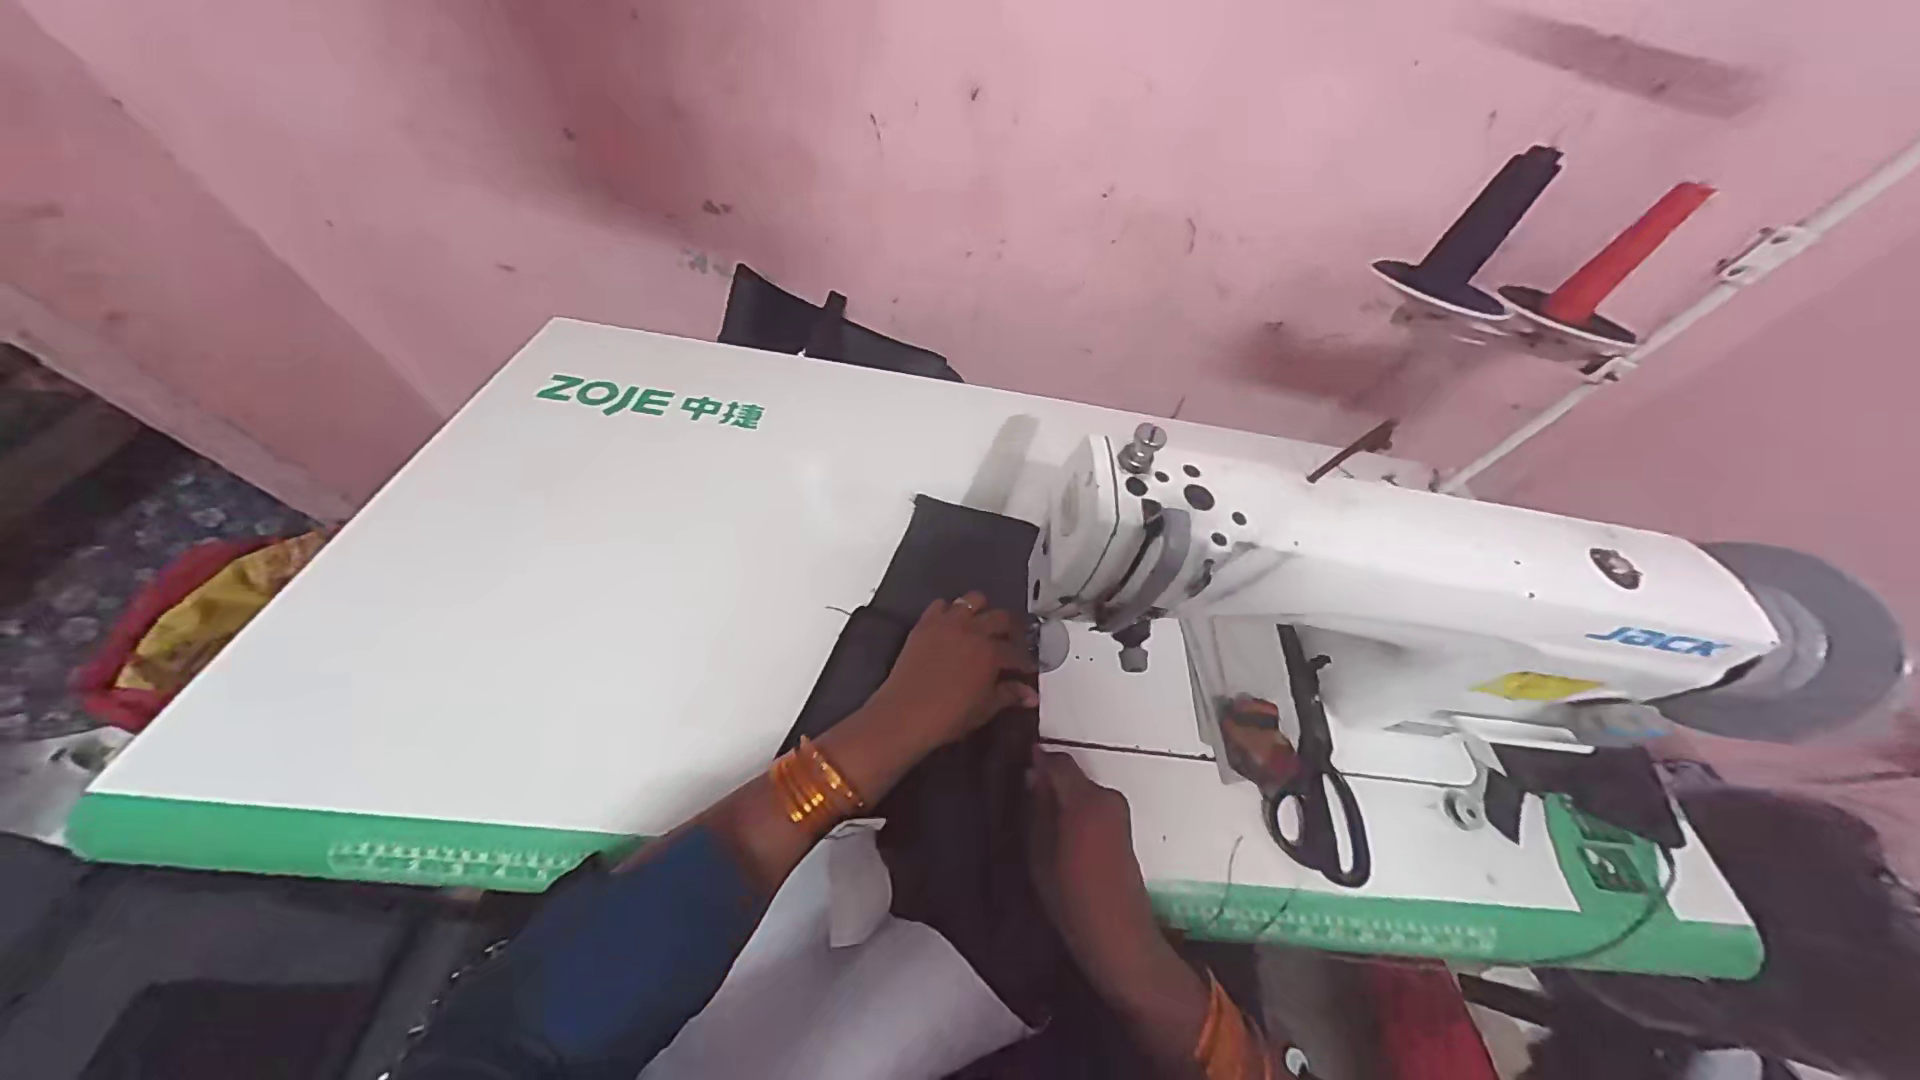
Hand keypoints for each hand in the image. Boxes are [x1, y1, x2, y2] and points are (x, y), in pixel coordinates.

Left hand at [863, 591, 1037, 752]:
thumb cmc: (947, 716)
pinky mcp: (925, 624)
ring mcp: (947, 624)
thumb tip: (1028, 694)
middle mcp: (972, 631)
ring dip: (982, 610)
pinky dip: (950, 610)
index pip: (1017, 652)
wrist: (905, 714)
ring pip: (973, 600)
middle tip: (1011, 641)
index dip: (1024, 661)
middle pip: (1001, 617)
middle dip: (1011, 629)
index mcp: (991, 653)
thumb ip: (1009, 695)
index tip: (1026, 667)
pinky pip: (941, 604)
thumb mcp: (984, 709)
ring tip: (983, 625)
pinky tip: (952, 624)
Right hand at [1026, 749, 1163, 986]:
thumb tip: (1033, 775)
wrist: (1118, 936)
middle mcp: (1107, 797)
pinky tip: (1062, 828)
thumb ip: (1038, 808)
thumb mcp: (1040, 852)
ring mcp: (1119, 811)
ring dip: (1065, 794)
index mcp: (1086, 800)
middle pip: (1073, 774)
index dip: (1039, 758)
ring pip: (1083, 789)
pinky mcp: (1124, 826)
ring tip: (1041, 812)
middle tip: (1025, 791)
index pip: (1059, 762)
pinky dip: (1078, 807)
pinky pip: (1094, 803)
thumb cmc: (1072, 897)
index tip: (1020, 759)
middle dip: (1051, 778)